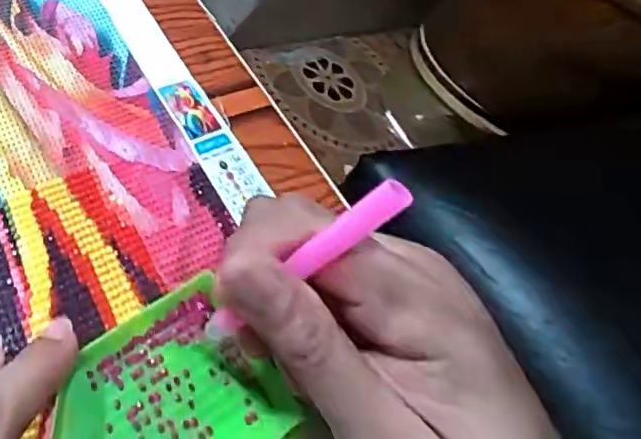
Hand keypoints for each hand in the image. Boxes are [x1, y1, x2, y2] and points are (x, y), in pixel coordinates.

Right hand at [217, 194, 556, 438]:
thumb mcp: (380, 435)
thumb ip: (309, 345)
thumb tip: (235, 266)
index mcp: (411, 286)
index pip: (301, 224)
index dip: (250, 259)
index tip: (229, 326)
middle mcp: (407, 259)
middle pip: (300, 223)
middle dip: (258, 273)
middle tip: (253, 351)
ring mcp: (408, 273)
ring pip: (306, 244)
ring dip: (274, 291)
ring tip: (284, 361)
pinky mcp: (402, 294)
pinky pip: (330, 272)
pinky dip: (301, 303)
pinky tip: (313, 353)